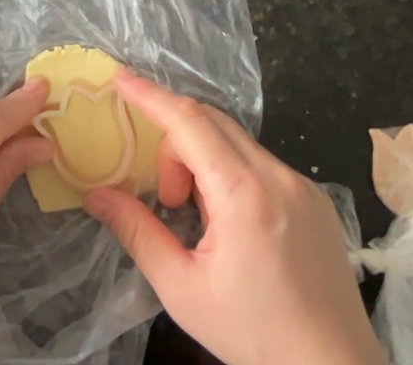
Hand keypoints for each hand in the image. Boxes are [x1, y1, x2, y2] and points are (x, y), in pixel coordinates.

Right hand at [84, 70, 382, 364]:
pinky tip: (229, 221)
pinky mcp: (316, 200)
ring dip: (203, 159)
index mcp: (243, 193)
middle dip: (174, 142)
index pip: (188, 120)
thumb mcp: (182, 289)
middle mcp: (278, 176)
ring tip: (195, 214)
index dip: (151, 95)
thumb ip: (137, 232)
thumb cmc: (254, 333)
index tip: (120, 77)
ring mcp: (302, 185)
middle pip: (211, 122)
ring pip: (237, 141)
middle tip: (163, 194)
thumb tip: (96, 195)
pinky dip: (231, 171)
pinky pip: (262, 162)